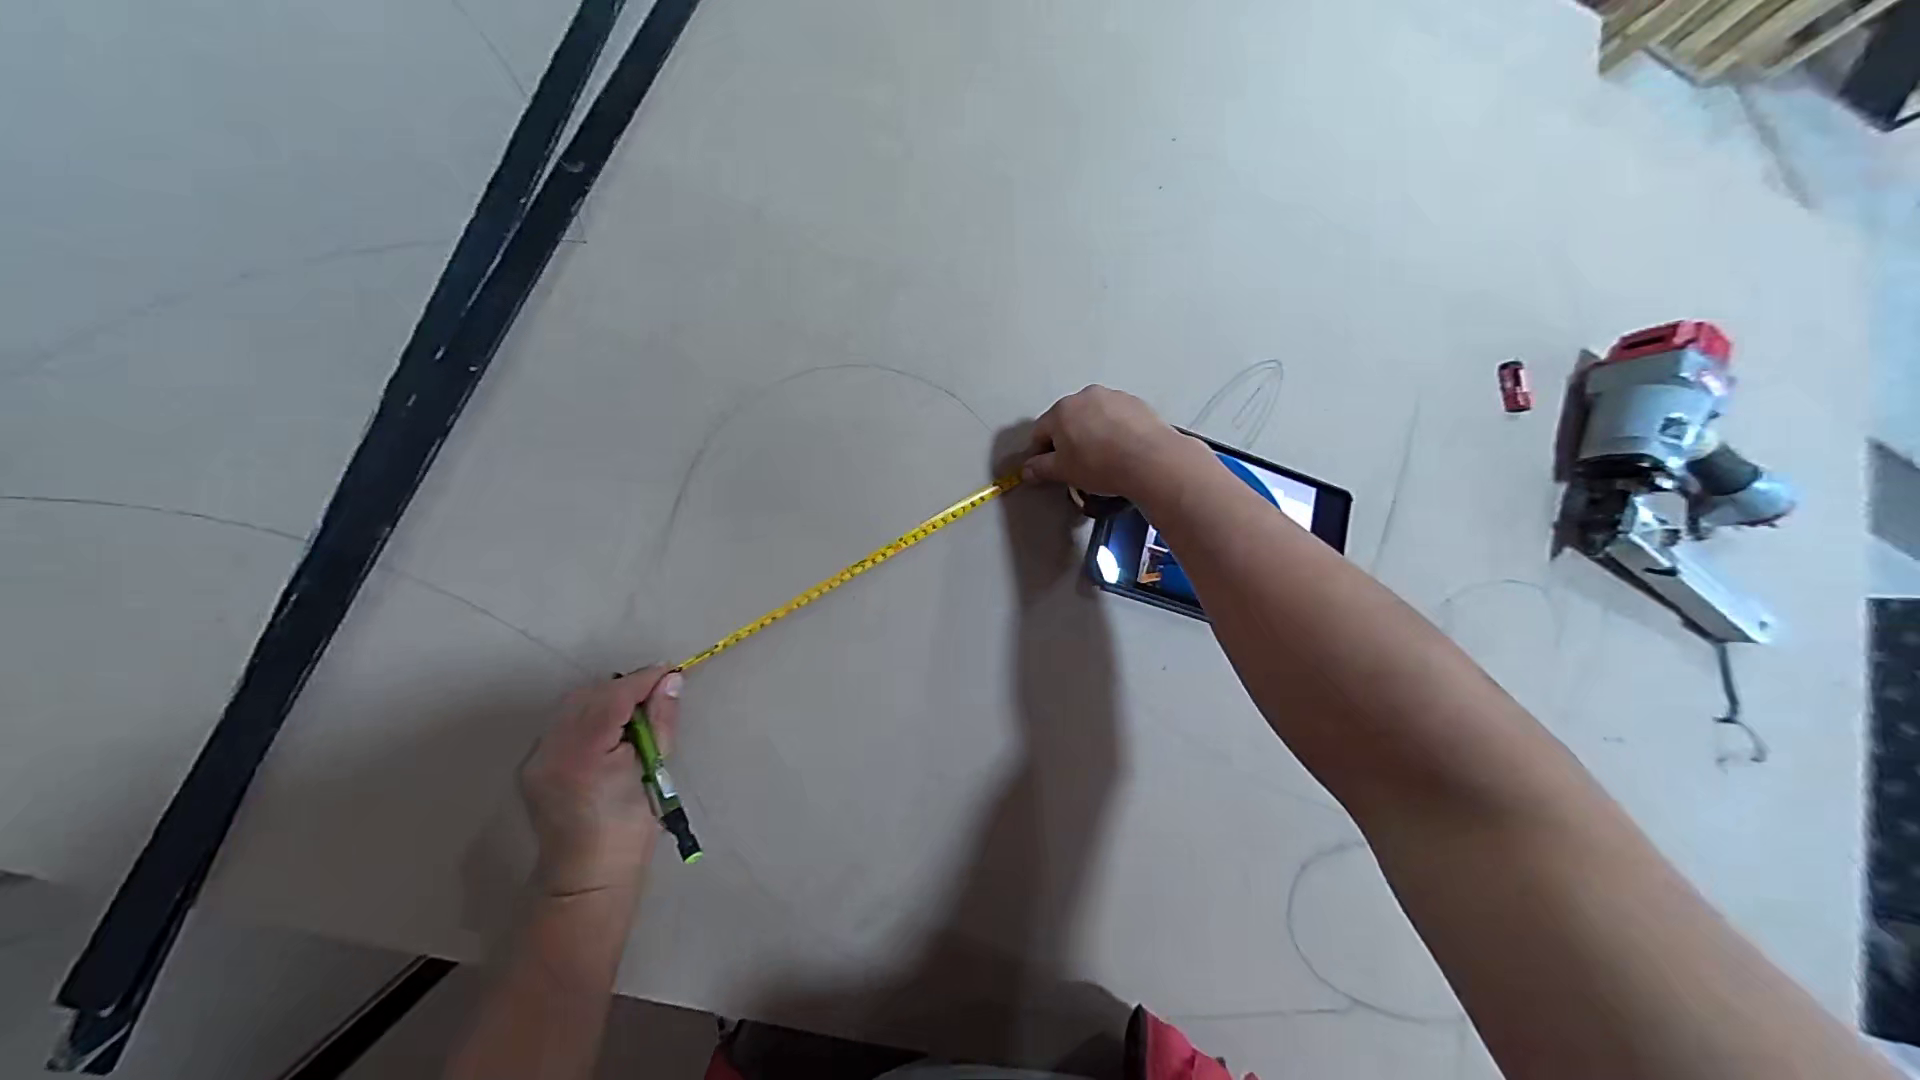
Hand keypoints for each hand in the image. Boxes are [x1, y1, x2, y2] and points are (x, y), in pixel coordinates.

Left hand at [519, 666, 681, 896]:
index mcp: (583, 754)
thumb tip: (671, 681)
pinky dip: (590, 714)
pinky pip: (563, 722)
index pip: (614, 697)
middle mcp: (551, 749)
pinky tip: (611, 729)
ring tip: (637, 709)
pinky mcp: (534, 764)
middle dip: (624, 686)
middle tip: (658, 691)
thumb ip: (661, 721)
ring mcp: (536, 757)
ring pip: (573, 705)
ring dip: (606, 698)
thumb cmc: (629, 830)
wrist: (586, 877)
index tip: (670, 671)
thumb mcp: (654, 771)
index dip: (643, 680)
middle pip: (588, 695)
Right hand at [1021, 385, 1208, 501]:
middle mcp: (1085, 396)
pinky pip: (1116, 416)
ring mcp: (1112, 396)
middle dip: (1068, 439)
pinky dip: (1114, 429)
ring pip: (1093, 415)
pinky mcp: (1136, 402)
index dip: (1041, 452)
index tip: (1050, 468)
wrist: (1150, 460)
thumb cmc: (1100, 465)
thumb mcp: (1064, 472)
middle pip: (1067, 419)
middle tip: (1078, 464)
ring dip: (1092, 432)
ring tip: (1104, 456)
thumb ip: (1041, 468)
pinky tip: (1122, 448)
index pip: (1040, 431)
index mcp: (1061, 410)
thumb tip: (1027, 469)